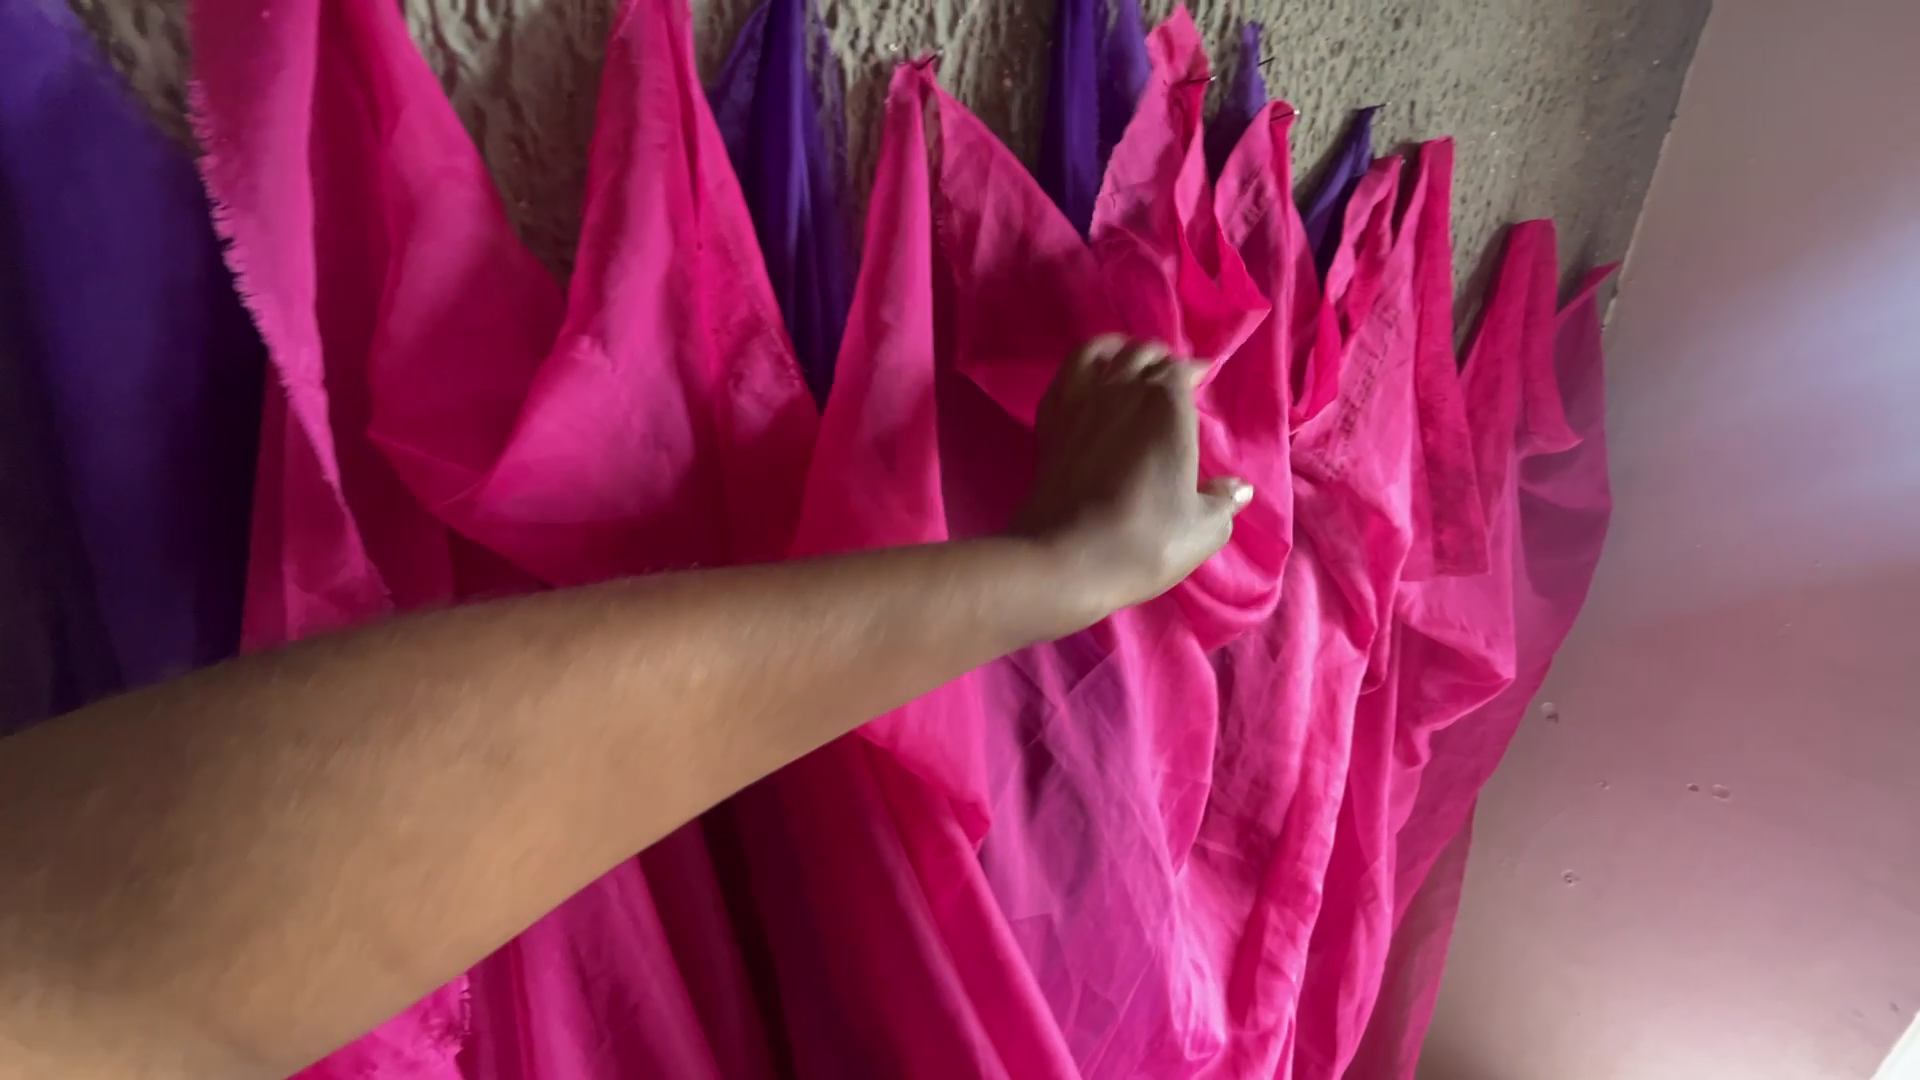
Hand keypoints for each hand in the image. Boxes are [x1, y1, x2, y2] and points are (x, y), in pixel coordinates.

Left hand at [1010, 336, 1251, 624]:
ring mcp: (1078, 404)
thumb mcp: (1202, 530)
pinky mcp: (1047, 426)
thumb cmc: (1143, 542)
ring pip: (1095, 353)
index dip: (1194, 372)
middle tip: (1168, 377)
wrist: (1065, 559)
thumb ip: (1223, 502)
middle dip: (1158, 359)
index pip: (1181, 369)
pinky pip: (1062, 380)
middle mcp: (1119, 390)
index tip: (1202, 380)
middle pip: (1139, 353)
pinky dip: (1077, 372)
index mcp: (1165, 404)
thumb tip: (1238, 489)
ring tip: (1124, 363)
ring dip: (1115, 351)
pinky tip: (1083, 385)